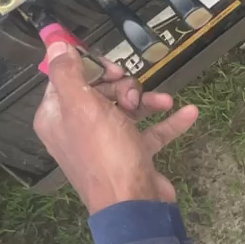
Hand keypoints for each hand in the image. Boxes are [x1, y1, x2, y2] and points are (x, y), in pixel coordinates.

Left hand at [32, 42, 198, 213]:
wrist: (133, 202)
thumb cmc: (105, 153)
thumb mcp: (84, 107)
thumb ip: (69, 72)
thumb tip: (55, 41)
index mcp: (59, 117)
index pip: (68, 79)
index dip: (92, 68)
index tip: (114, 68)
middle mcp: (79, 129)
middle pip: (102, 92)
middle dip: (125, 87)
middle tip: (135, 94)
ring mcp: (108, 143)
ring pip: (129, 109)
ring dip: (150, 101)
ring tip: (166, 102)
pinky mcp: (134, 155)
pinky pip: (152, 131)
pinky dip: (169, 121)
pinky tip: (189, 113)